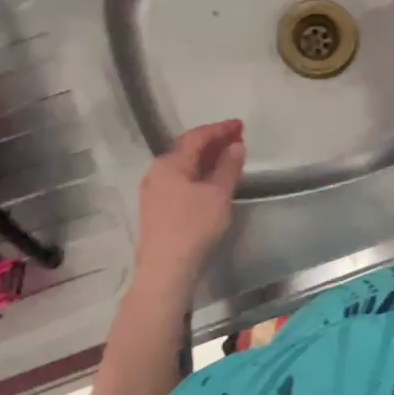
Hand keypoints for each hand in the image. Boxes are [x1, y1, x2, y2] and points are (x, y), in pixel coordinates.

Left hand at [135, 119, 245, 275]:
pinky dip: (198, 176)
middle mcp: (157, 172)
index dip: (220, 129)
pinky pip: (180, 182)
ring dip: (206, 160)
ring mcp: (154, 191)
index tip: (240, 125)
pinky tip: (211, 182)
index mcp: (170, 163)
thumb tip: (236, 147)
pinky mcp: (156, 209)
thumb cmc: (193, 227)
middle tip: (237, 139)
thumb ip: (228, 168)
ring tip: (228, 159)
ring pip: (183, 167)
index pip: (197, 137)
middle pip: (187, 150)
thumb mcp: (218, 196)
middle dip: (213, 143)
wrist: (165, 269)